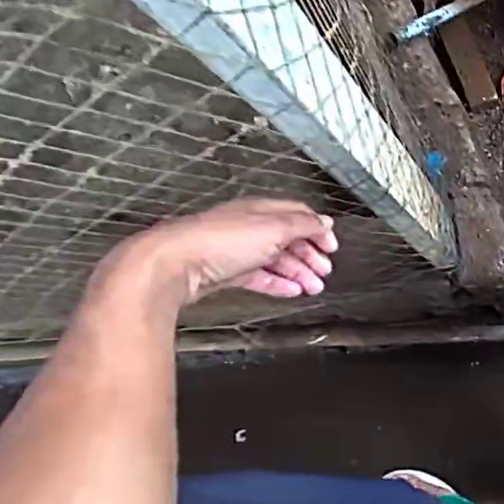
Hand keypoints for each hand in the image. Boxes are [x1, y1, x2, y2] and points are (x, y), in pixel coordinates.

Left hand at [93, 198, 339, 308]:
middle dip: (310, 255)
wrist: (171, 266)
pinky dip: (277, 284)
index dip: (318, 229)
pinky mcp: (224, 273)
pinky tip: (291, 292)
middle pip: (288, 239)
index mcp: (261, 211)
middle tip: (325, 271)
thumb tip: (325, 222)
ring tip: (313, 288)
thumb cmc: (221, 242)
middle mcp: (249, 227)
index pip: (298, 215)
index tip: (332, 246)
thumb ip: (304, 225)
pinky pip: (258, 277)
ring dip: (298, 273)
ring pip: (275, 260)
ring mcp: (235, 250)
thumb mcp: (274, 228)